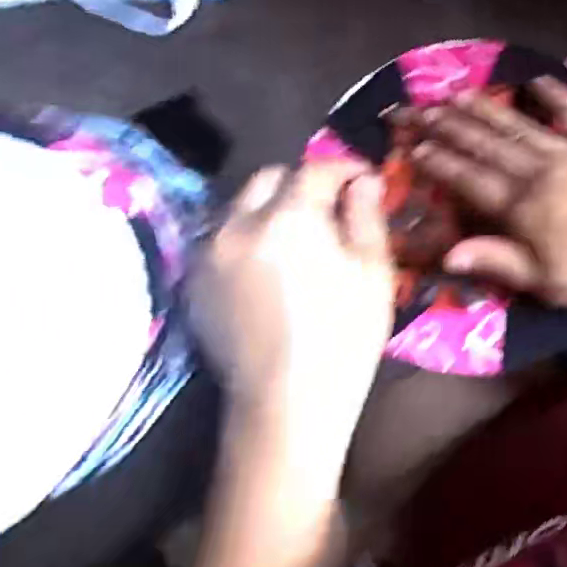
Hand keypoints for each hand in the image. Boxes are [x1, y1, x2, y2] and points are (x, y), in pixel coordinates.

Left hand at [190, 161, 393, 433]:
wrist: (288, 399)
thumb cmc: (346, 332)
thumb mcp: (374, 270)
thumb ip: (366, 216)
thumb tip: (364, 180)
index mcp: (289, 219)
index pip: (315, 169)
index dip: (345, 167)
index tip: (366, 178)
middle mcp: (237, 225)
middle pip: (268, 179)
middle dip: (302, 183)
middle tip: (333, 207)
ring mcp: (207, 255)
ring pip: (240, 207)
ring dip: (272, 208)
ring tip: (301, 236)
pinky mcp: (192, 283)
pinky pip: (221, 239)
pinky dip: (248, 237)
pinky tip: (272, 265)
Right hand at [403, 77, 566, 308]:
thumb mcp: (551, 283)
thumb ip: (500, 262)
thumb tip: (447, 252)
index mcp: (523, 209)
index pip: (469, 180)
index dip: (439, 161)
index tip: (414, 144)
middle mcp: (540, 173)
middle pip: (486, 146)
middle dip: (450, 127)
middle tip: (419, 109)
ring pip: (519, 127)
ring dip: (486, 110)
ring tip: (457, 94)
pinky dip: (553, 96)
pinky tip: (536, 80)